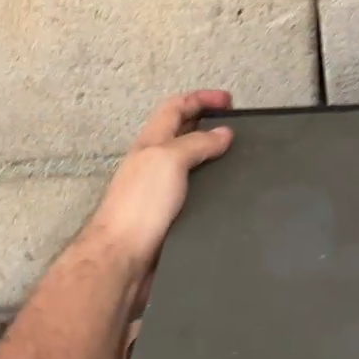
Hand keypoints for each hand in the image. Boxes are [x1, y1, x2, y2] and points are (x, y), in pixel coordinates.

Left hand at [79, 90, 234, 279]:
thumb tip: (223, 133)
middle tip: (237, 127)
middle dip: (207, 123)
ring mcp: (158, 191)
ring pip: (188, 164)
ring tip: (237, 159)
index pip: (175, 107)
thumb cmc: (140, 205)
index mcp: (150, 143)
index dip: (200, 99)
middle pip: (181, 133)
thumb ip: (196, 144)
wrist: (121, 259)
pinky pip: (192, 192)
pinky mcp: (167, 217)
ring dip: (210, 156)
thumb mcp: (168, 161)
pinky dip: (209, 186)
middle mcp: (153, 163)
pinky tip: (225, 195)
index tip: (229, 101)